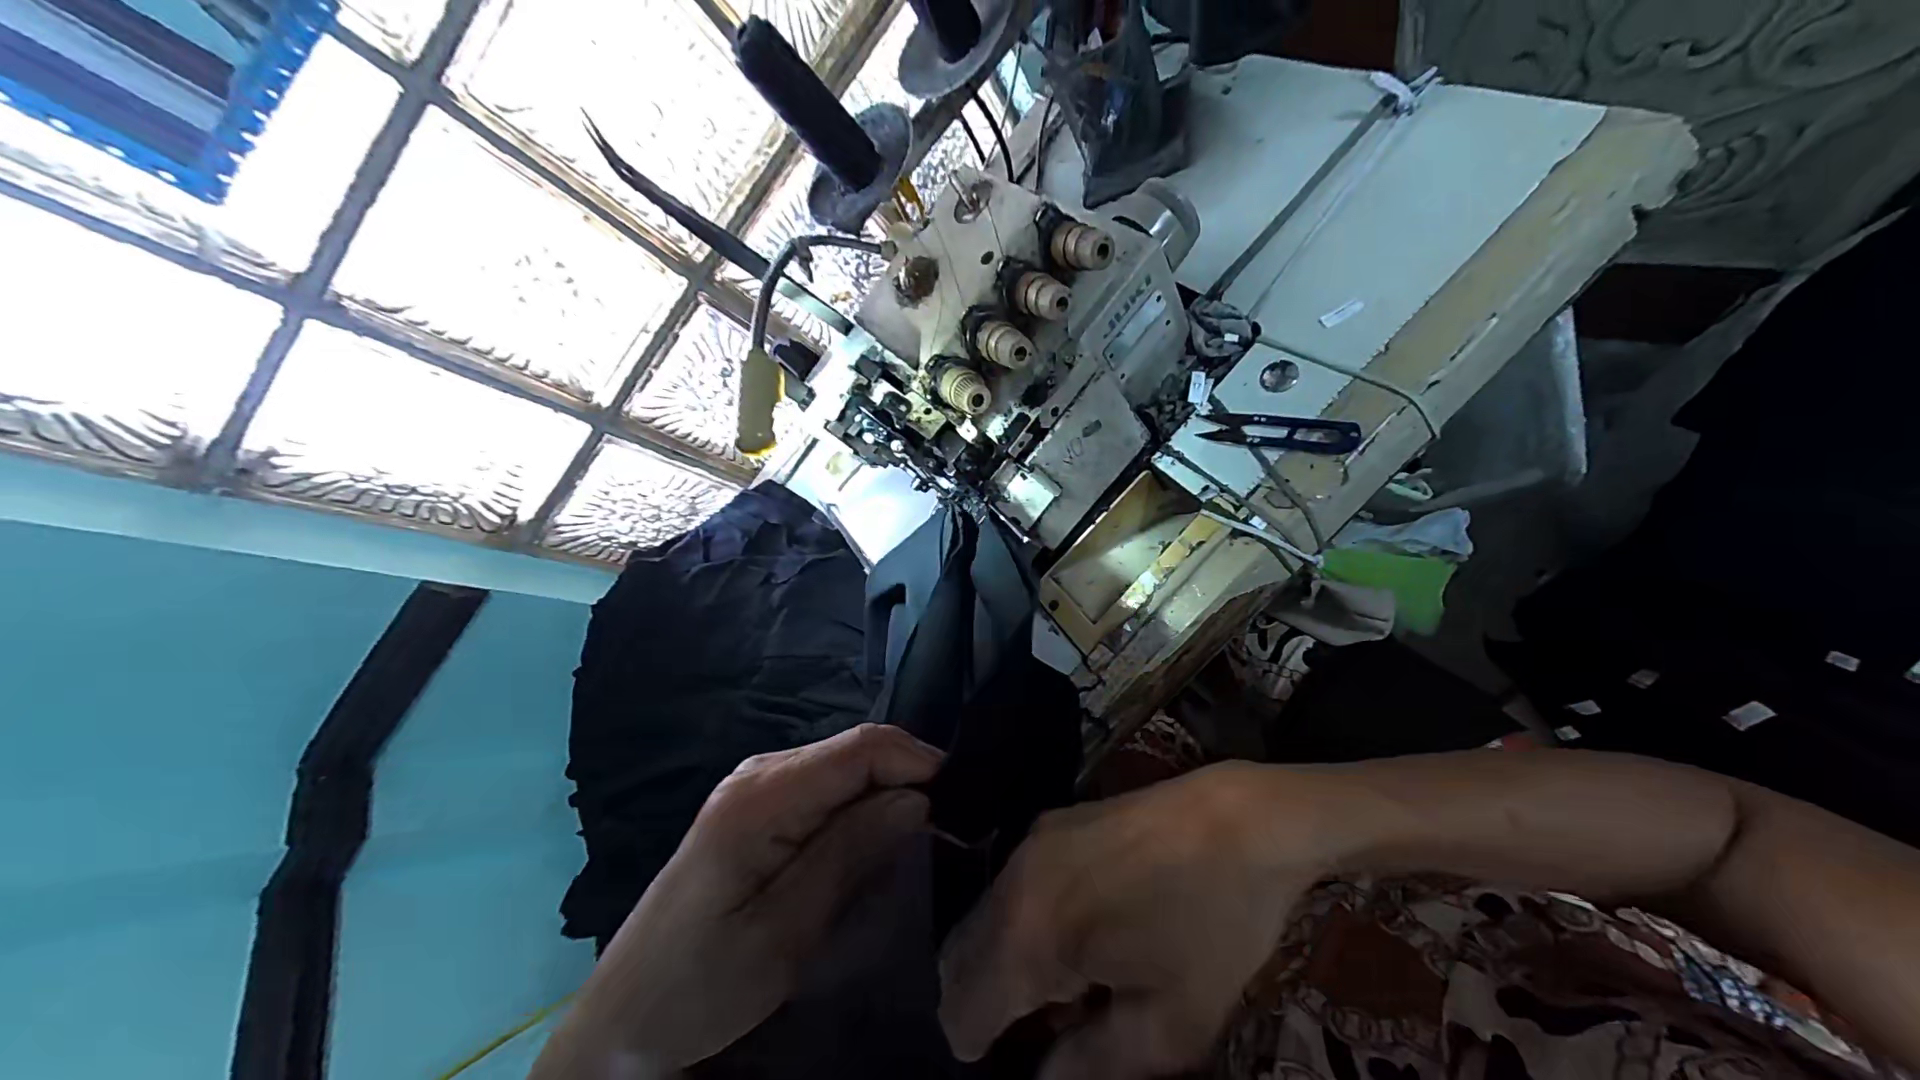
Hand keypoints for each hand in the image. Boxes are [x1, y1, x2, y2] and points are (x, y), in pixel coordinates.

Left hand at [535, 724, 942, 1078]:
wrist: (627, 1014)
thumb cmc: (702, 984)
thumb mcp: (784, 933)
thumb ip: (850, 854)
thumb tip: (917, 799)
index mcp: (762, 797)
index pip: (862, 748)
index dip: (919, 762)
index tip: (964, 804)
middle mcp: (760, 772)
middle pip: (856, 749)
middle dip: (910, 775)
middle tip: (954, 824)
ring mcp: (755, 783)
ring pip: (845, 763)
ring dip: (889, 788)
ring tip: (927, 831)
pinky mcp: (757, 802)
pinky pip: (826, 783)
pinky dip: (862, 799)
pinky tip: (878, 833)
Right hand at [939, 762, 1338, 1079]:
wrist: (1243, 819)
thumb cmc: (1213, 924)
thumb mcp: (1169, 1023)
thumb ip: (1090, 1064)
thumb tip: (1041, 1076)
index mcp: (1030, 935)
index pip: (960, 1008)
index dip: (981, 1047)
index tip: (1017, 1059)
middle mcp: (1011, 881)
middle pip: (957, 959)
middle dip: (984, 1002)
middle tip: (1045, 1030)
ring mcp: (1027, 843)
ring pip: (982, 919)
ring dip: (1003, 961)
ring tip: (1070, 985)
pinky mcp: (1049, 822)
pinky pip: (1010, 886)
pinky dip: (1023, 921)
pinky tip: (1082, 929)